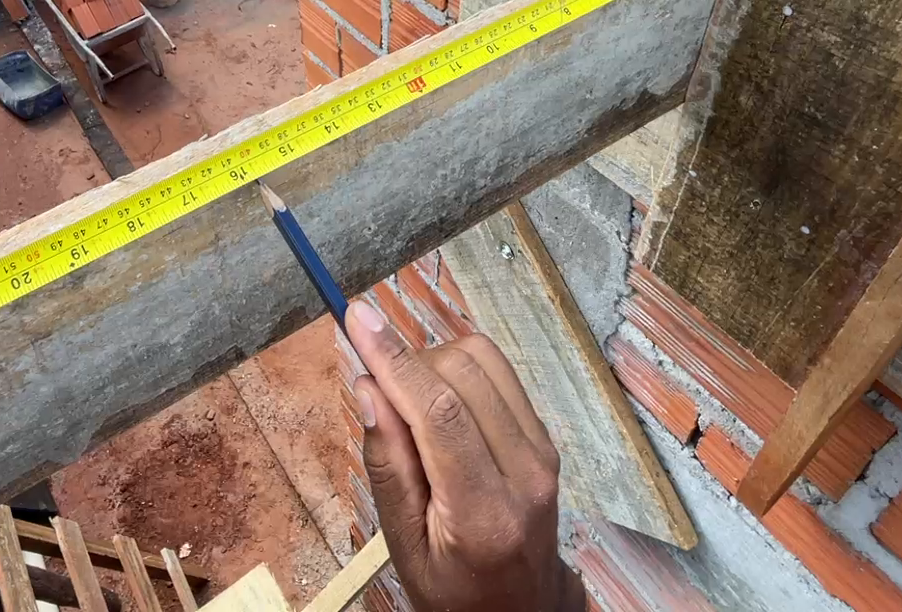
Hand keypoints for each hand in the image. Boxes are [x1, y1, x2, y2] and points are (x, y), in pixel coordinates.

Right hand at [346, 301, 580, 611]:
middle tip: (383, 396)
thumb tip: (368, 385)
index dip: (394, 357)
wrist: (523, 611)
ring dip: (433, 362)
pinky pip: (497, 368)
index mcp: (484, 514)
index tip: (357, 317)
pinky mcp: (544, 434)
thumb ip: (386, 465)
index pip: (439, 411)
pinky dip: (458, 367)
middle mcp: (525, 473)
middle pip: (460, 374)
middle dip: (407, 364)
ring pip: (481, 358)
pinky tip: (442, 402)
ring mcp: (542, 450)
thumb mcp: (403, 546)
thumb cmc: (452, 588)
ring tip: (413, 404)